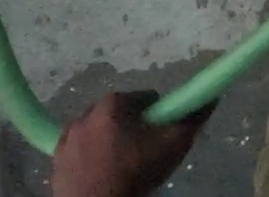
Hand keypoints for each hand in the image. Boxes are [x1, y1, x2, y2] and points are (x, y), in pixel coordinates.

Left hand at [52, 91, 211, 196]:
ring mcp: (66, 139)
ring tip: (123, 160)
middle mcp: (85, 114)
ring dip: (110, 137)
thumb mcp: (174, 144)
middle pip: (119, 111)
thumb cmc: (135, 173)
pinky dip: (90, 153)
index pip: (145, 97)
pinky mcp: (55, 162)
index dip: (157, 114)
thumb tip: (213, 97)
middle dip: (131, 124)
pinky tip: (103, 168)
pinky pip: (79, 148)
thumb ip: (194, 117)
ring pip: (98, 128)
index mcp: (113, 104)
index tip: (159, 133)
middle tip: (143, 147)